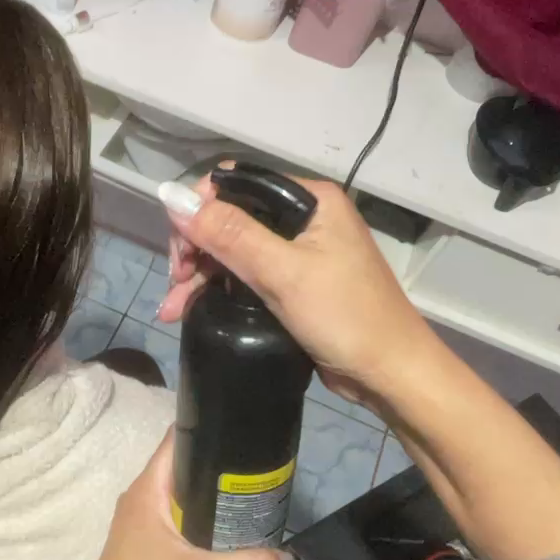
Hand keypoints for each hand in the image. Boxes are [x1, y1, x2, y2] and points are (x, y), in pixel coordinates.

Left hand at [54, 432, 293, 559]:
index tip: (244, 432)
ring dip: (211, 497)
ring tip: (251, 500)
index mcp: (147, 489)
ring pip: (181, 496)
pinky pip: (177, 519)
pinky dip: (200, 520)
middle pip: (183, 467)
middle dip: (219, 467)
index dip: (207, 429)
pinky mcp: (143, 544)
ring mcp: (140, 521)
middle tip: (260, 473)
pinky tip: (227, 535)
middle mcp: (141, 497)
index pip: (176, 440)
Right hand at [156, 172, 434, 408]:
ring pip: (231, 251)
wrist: (389, 374)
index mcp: (309, 200)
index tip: (181, 253)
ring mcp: (297, 253)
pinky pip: (243, 276)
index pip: (236, 185)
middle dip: (195, 250)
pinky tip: (189, 310)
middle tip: (176, 286)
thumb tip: (170, 196)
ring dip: (198, 276)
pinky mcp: (292, 284)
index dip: (198, 212)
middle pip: (229, 219)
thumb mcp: (283, 273)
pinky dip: (215, 291)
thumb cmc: (345, 317)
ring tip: (172, 310)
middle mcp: (303, 219)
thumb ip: (229, 234)